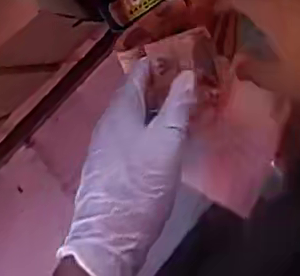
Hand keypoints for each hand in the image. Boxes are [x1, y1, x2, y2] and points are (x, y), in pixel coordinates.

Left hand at [57, 59, 198, 275]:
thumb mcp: (167, 141)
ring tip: (186, 108)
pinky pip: (133, 135)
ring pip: (136, 115)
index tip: (187, 54)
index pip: (140, 71)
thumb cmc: (139, 184)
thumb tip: (187, 72)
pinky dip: (151, 128)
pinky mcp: (110, 169)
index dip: (163, 60)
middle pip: (138, 93)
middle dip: (164, 84)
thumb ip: (178, 104)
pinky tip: (168, 140)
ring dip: (159, 108)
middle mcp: (109, 122)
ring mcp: (106, 147)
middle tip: (193, 82)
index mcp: (121, 108)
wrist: (107, 244)